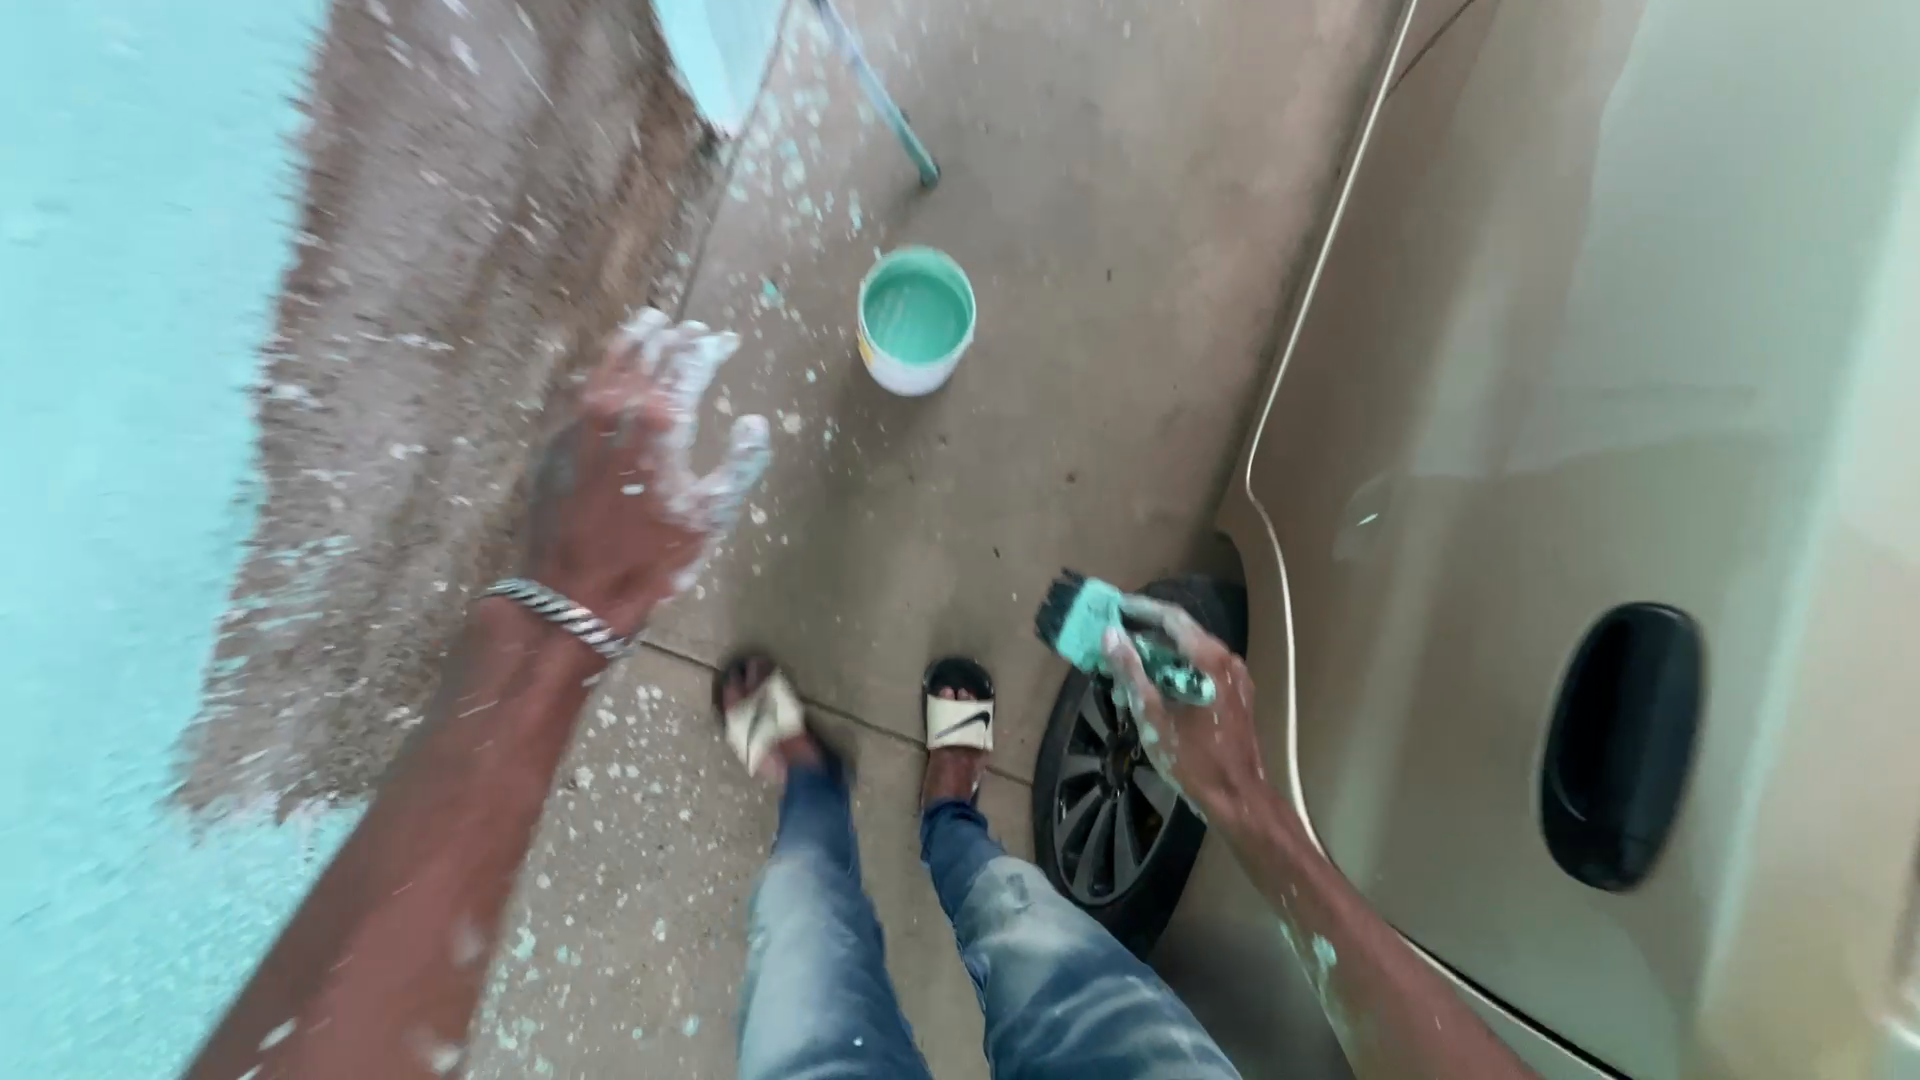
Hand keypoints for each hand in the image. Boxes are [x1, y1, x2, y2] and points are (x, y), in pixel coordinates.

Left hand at [523, 309, 769, 637]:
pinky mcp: (555, 439)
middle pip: (648, 351)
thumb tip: (755, 422)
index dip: (709, 345)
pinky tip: (610, 373)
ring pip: (607, 360)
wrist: (576, 587)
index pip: (689, 361)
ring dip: (634, 338)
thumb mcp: (714, 514)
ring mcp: (578, 420)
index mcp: (661, 420)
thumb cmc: (655, 555)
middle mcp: (616, 407)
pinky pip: (582, 386)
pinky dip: (604, 369)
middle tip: (693, 329)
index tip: (724, 339)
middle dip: (675, 336)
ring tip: (650, 324)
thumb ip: (741, 462)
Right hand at [1101, 595, 1266, 821]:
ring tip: (1126, 667)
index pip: (1171, 617)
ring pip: (1190, 653)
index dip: (1141, 609)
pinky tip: (1152, 686)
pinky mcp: (1234, 694)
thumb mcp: (1152, 714)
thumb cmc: (1192, 758)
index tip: (1115, 606)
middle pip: (1181, 633)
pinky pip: (1200, 670)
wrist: (1237, 797)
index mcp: (1208, 658)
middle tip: (1114, 639)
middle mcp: (1226, 660)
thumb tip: (1110, 635)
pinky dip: (1174, 670)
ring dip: (1157, 656)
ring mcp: (1234, 677)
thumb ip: (1130, 670)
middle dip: (1145, 635)